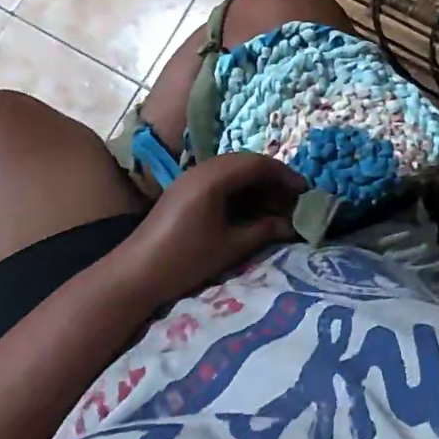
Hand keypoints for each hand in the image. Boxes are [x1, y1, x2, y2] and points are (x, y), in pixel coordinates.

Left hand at [112, 152, 304, 304]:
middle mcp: (201, 170)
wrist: (133, 276)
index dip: (285, 175)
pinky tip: (250, 211)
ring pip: (233, 171)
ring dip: (257, 185)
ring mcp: (190, 179)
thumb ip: (264, 230)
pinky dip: (240, 190)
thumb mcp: (231, 246)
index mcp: (213, 178)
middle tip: (294, 200)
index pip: (258, 163)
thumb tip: (293, 224)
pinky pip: (220, 180)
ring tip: (276, 207)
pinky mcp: (184, 191)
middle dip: (273, 179)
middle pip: (246, 162)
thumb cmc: (184, 260)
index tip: (305, 193)